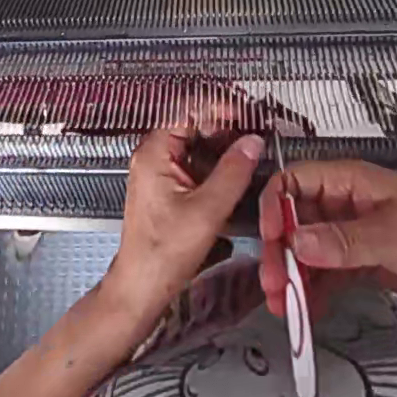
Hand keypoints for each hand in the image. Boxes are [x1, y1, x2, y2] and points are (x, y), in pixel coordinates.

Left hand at [102, 119, 263, 327]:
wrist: (140, 288)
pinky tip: (237, 171)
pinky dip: (216, 163)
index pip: (188, 110)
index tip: (247, 114)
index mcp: (154, 151)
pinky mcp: (167, 187)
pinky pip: (194, 162)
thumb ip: (233, 171)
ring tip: (253, 148)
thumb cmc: (165, 252)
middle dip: (226, 126)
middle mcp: (153, 154)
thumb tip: (254, 141)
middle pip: (192, 125)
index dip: (220, 107)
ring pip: (195, 144)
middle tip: (256, 130)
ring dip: (223, 145)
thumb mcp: (208, 210)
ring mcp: (159, 170)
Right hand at [259, 160, 396, 315]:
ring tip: (285, 307)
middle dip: (279, 250)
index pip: (294, 181)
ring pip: (306, 249)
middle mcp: (343, 203)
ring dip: (292, 275)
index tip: (268, 239)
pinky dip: (312, 290)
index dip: (275, 206)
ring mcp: (350, 233)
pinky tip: (307, 311)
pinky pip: (324, 272)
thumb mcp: (392, 235)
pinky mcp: (358, 260)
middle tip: (274, 285)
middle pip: (294, 219)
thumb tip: (296, 242)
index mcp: (348, 181)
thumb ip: (343, 240)